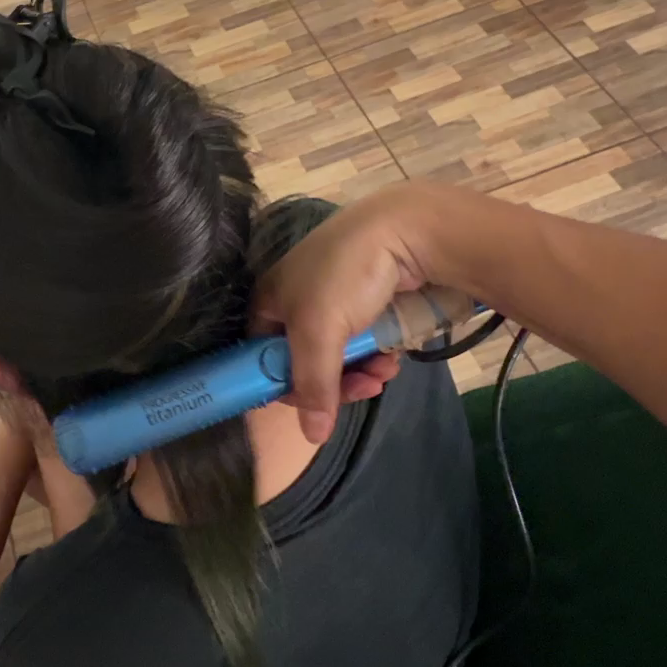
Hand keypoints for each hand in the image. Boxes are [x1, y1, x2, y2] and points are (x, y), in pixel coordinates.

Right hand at [252, 182, 451, 442]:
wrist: (407, 228)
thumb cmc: (345, 275)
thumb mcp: (319, 331)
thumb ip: (313, 385)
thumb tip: (312, 437)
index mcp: (268, 300)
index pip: (259, 357)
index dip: (281, 385)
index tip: (312, 404)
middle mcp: (293, 300)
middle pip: (301, 360)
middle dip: (332, 382)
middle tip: (363, 390)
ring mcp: (330, 299)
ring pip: (335, 354)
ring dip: (359, 373)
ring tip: (384, 374)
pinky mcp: (363, 299)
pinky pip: (359, 341)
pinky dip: (374, 355)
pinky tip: (393, 358)